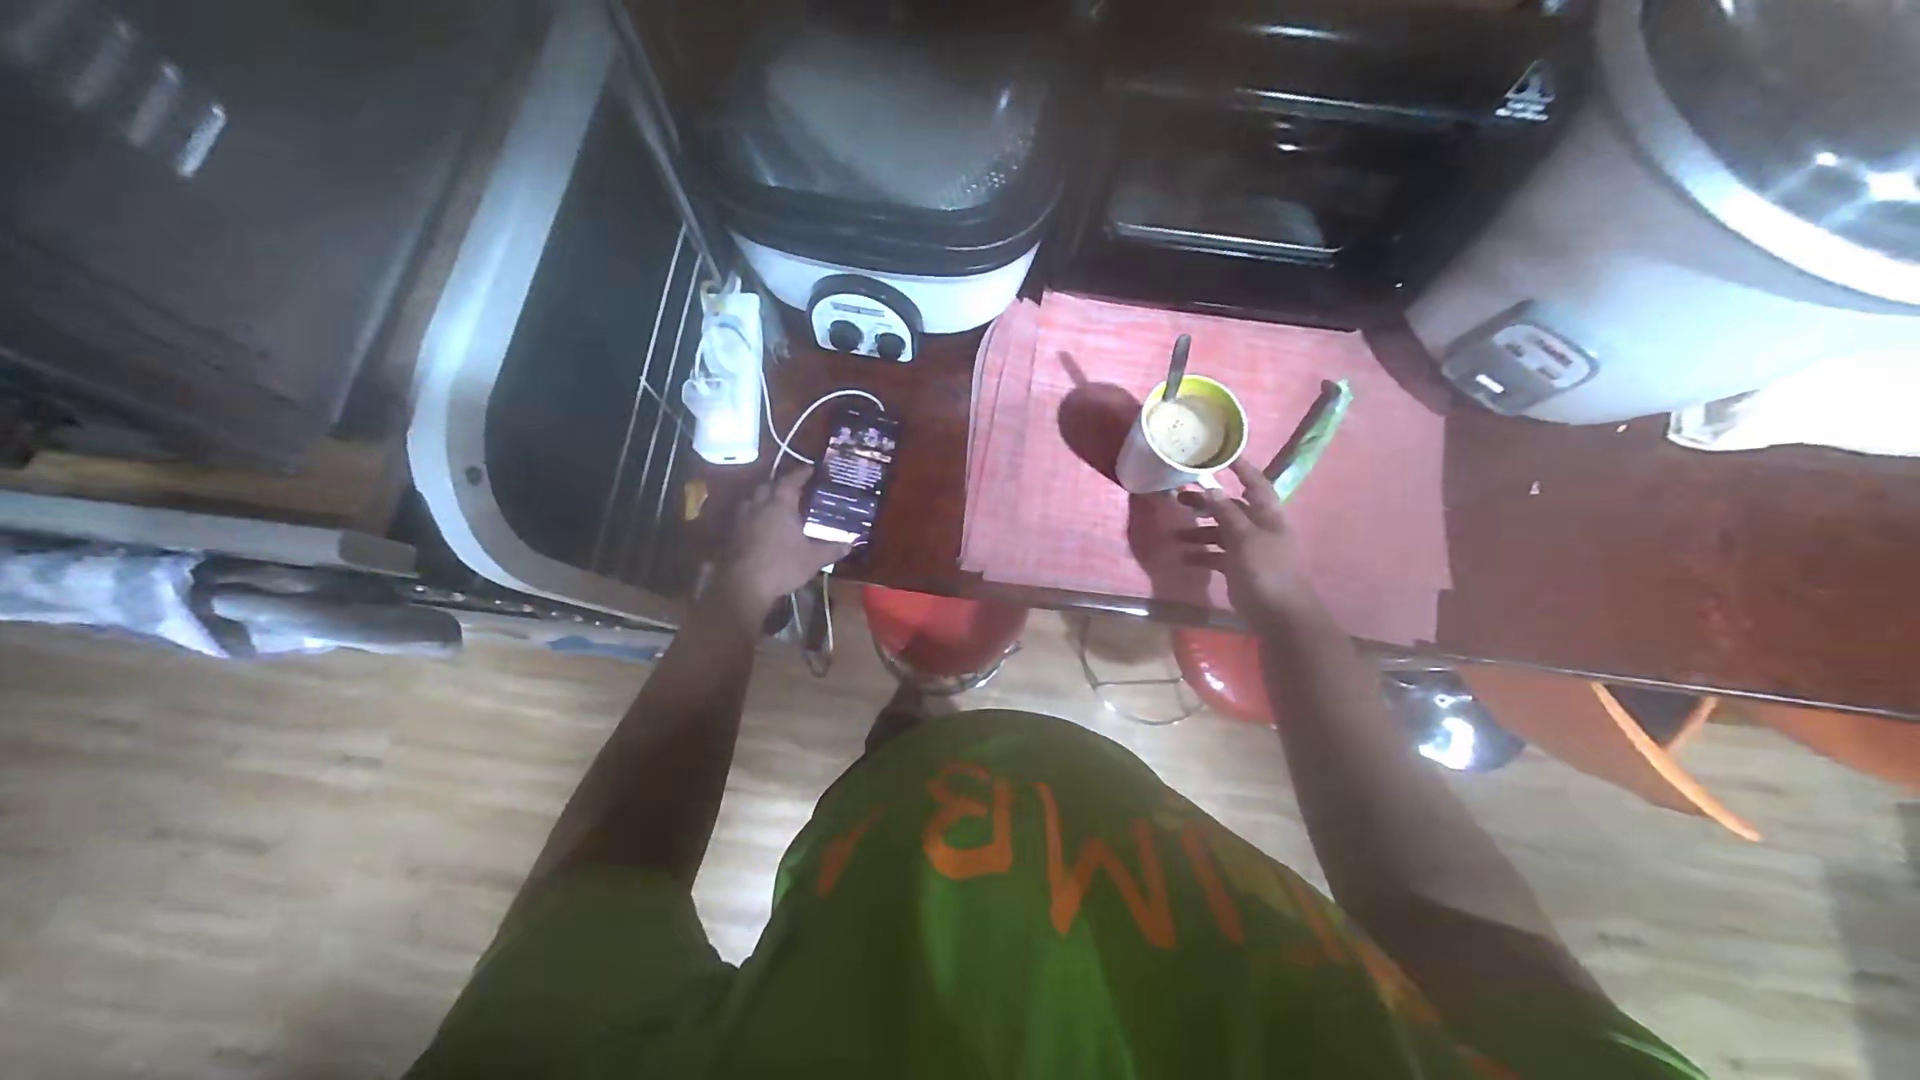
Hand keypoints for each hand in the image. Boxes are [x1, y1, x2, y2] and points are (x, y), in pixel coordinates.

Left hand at [707, 468, 851, 626]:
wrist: (743, 586)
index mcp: (780, 504)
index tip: (811, 469)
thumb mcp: (813, 559)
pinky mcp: (731, 534)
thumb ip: (832, 549)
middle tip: (792, 488)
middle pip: (768, 486)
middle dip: (780, 484)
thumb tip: (850, 544)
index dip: (801, 473)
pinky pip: (743, 517)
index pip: (791, 481)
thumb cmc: (782, 566)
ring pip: (752, 500)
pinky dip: (753, 516)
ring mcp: (741, 519)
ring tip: (775, 505)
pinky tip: (760, 526)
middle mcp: (758, 505)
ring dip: (763, 498)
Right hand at [1178, 458, 1326, 631]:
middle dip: (1206, 503)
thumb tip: (1211, 489)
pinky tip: (1184, 558)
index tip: (1219, 456)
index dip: (1240, 468)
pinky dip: (1201, 554)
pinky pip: (1216, 555)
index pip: (1254, 483)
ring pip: (1220, 532)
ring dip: (1198, 531)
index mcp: (1268, 515)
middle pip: (1231, 507)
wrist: (1278, 613)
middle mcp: (1259, 527)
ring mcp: (1249, 548)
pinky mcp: (1239, 568)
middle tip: (1179, 498)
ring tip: (1176, 535)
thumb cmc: (1265, 569)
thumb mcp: (1244, 537)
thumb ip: (1227, 513)